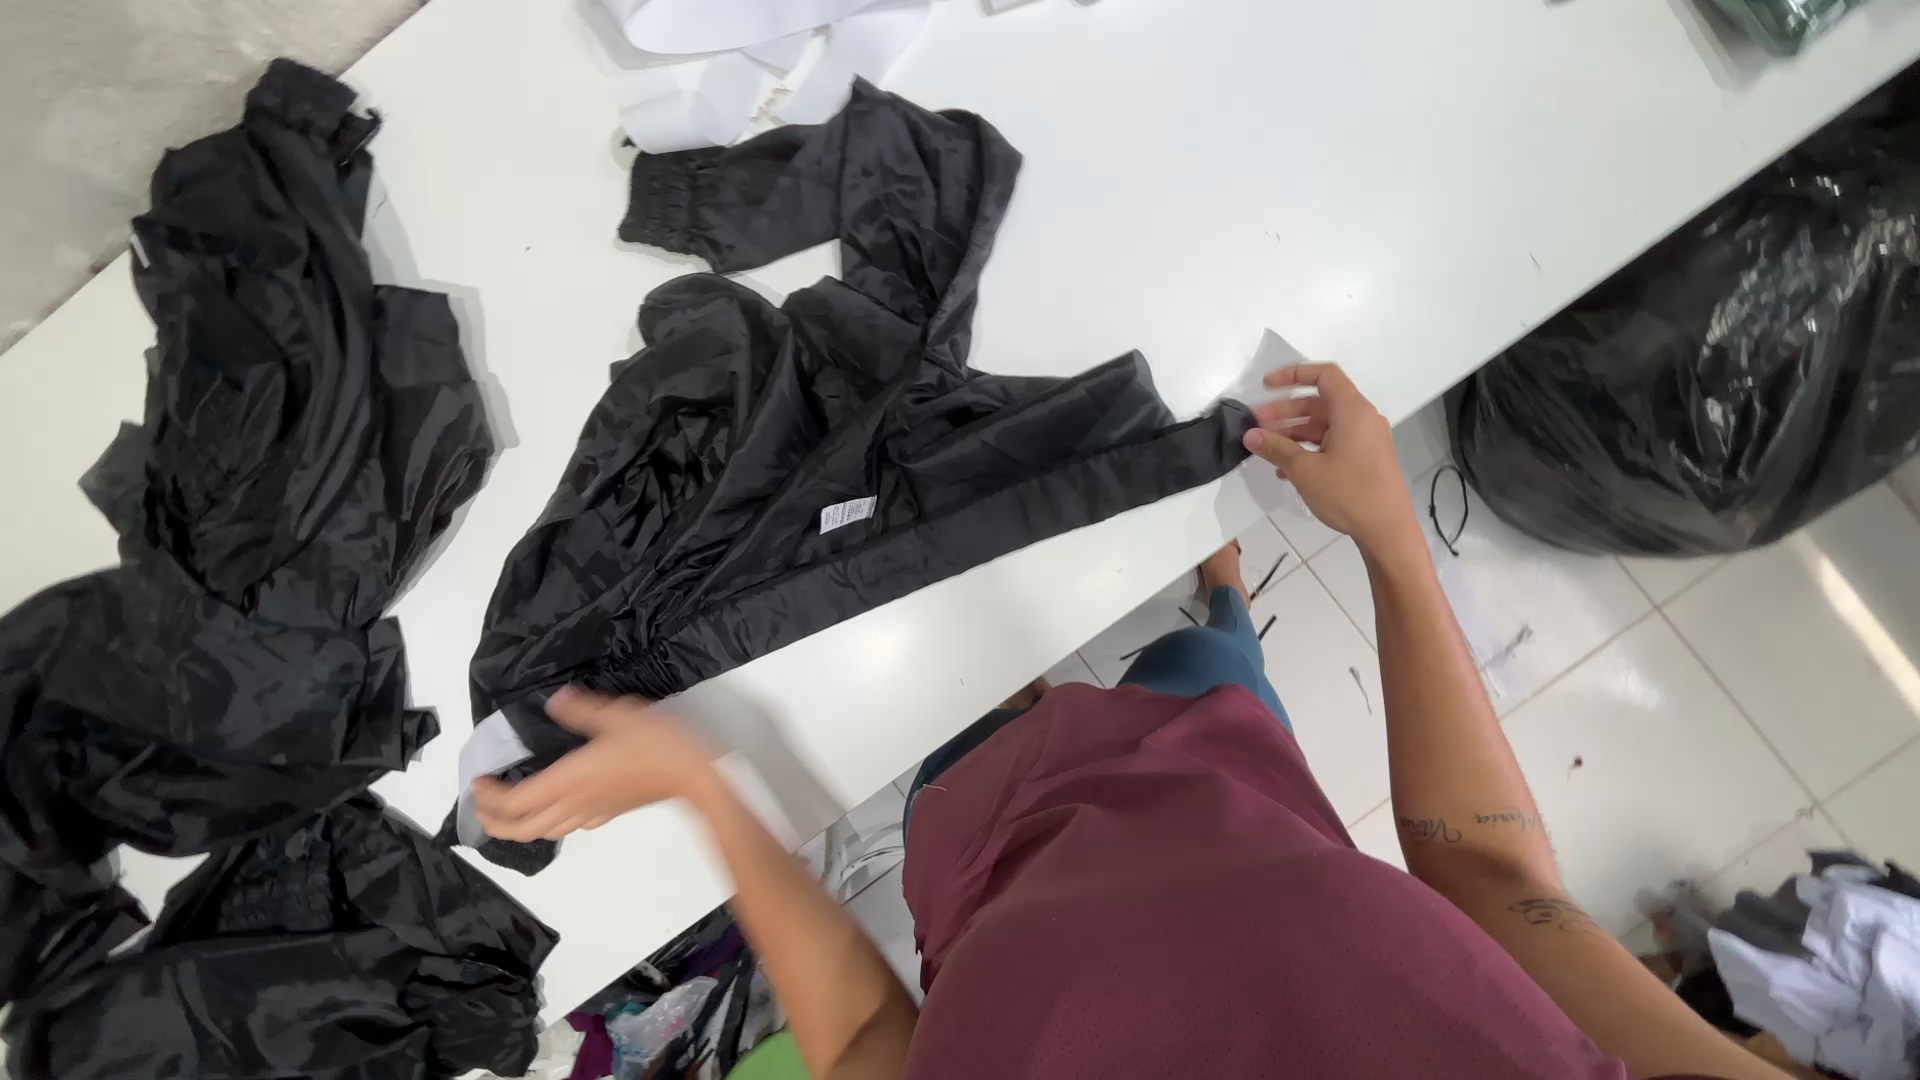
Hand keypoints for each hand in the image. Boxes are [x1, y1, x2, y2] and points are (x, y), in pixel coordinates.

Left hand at [472, 686, 718, 841]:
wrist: (694, 773)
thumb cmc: (656, 743)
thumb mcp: (619, 715)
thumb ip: (582, 709)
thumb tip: (554, 700)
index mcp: (568, 780)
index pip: (513, 802)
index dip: (488, 796)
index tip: (479, 779)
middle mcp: (574, 802)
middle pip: (521, 828)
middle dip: (493, 822)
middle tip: (483, 804)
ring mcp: (593, 812)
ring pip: (545, 832)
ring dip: (520, 827)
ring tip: (513, 811)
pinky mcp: (611, 813)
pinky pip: (571, 827)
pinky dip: (554, 823)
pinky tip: (563, 808)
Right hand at [1243, 362, 1420, 556]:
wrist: (1387, 529)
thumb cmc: (1348, 494)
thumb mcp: (1305, 470)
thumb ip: (1275, 448)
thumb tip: (1250, 435)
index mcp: (1352, 411)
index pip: (1324, 375)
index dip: (1293, 374)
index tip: (1266, 386)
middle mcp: (1361, 419)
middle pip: (1318, 402)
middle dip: (1283, 411)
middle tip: (1255, 424)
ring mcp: (1364, 439)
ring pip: (1322, 425)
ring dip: (1292, 433)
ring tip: (1265, 448)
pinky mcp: (1363, 457)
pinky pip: (1331, 442)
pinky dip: (1307, 448)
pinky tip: (1286, 469)